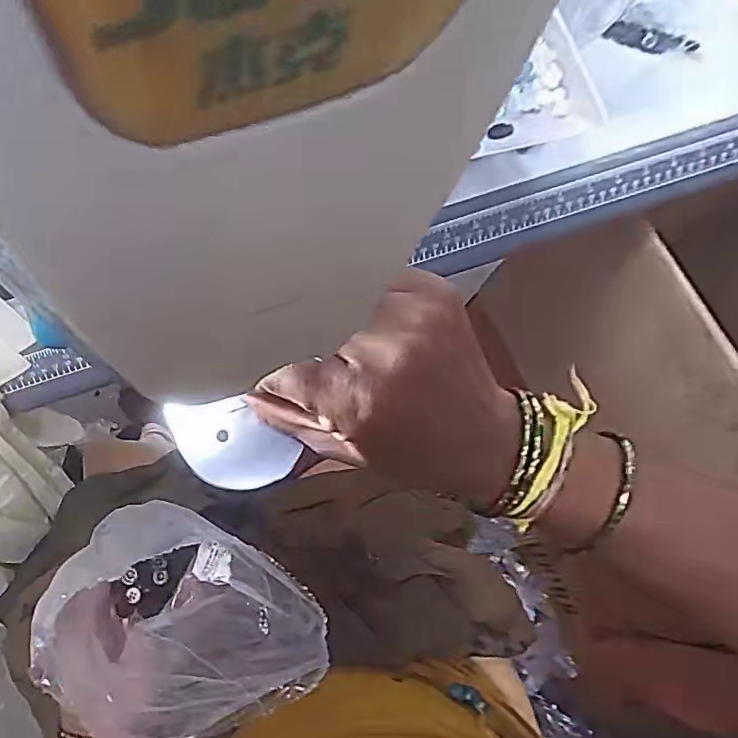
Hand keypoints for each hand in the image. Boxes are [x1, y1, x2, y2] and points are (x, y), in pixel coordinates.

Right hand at [245, 269, 520, 507]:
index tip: (268, 380)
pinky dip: (359, 297)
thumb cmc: (413, 456)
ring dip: (328, 313)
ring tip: (327, 332)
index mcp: (359, 399)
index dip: (272, 376)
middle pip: (311, 323)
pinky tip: (358, 315)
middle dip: (295, 338)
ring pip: (340, 295)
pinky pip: (375, 281)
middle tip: (290, 348)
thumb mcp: (344, 450)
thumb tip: (252, 393)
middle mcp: (384, 350)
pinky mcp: (431, 294)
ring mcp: (412, 315)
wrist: (485, 440)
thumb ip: (291, 418)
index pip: (287, 369)